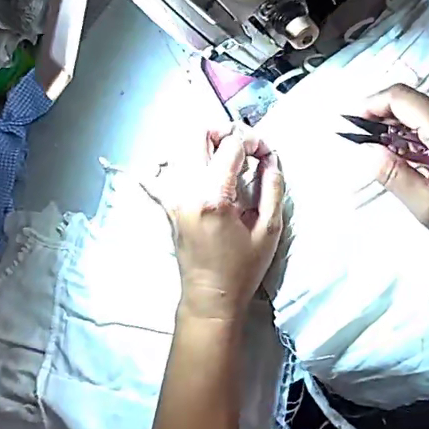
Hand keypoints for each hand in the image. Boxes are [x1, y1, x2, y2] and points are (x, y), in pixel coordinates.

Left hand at [159, 125, 285, 324]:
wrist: (210, 297)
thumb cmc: (242, 269)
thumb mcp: (269, 230)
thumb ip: (273, 188)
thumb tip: (270, 158)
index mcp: (214, 196)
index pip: (230, 146)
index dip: (252, 141)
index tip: (265, 153)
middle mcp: (187, 191)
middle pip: (196, 135)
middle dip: (223, 131)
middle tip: (242, 145)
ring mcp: (172, 197)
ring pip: (178, 149)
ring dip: (202, 144)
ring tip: (222, 155)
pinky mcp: (166, 206)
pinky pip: (155, 177)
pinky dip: (164, 166)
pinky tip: (175, 165)